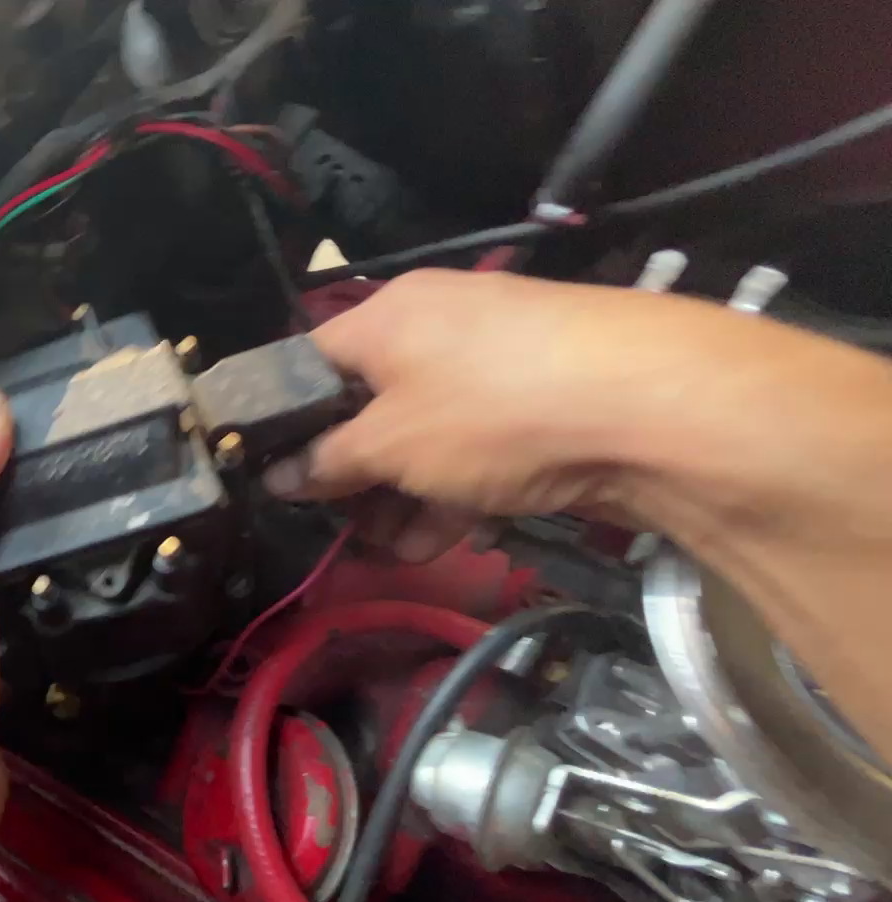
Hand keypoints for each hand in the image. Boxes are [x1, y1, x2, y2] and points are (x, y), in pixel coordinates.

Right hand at [259, 269, 887, 558]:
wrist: (669, 411)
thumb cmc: (490, 412)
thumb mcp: (386, 445)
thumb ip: (321, 463)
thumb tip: (275, 478)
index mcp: (386, 314)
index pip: (307, 363)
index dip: (283, 420)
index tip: (272, 469)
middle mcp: (437, 322)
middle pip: (365, 404)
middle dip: (349, 472)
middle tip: (337, 520)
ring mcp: (496, 356)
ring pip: (420, 431)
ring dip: (398, 494)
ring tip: (391, 548)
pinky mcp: (545, 390)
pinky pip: (472, 441)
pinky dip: (451, 488)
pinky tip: (439, 540)